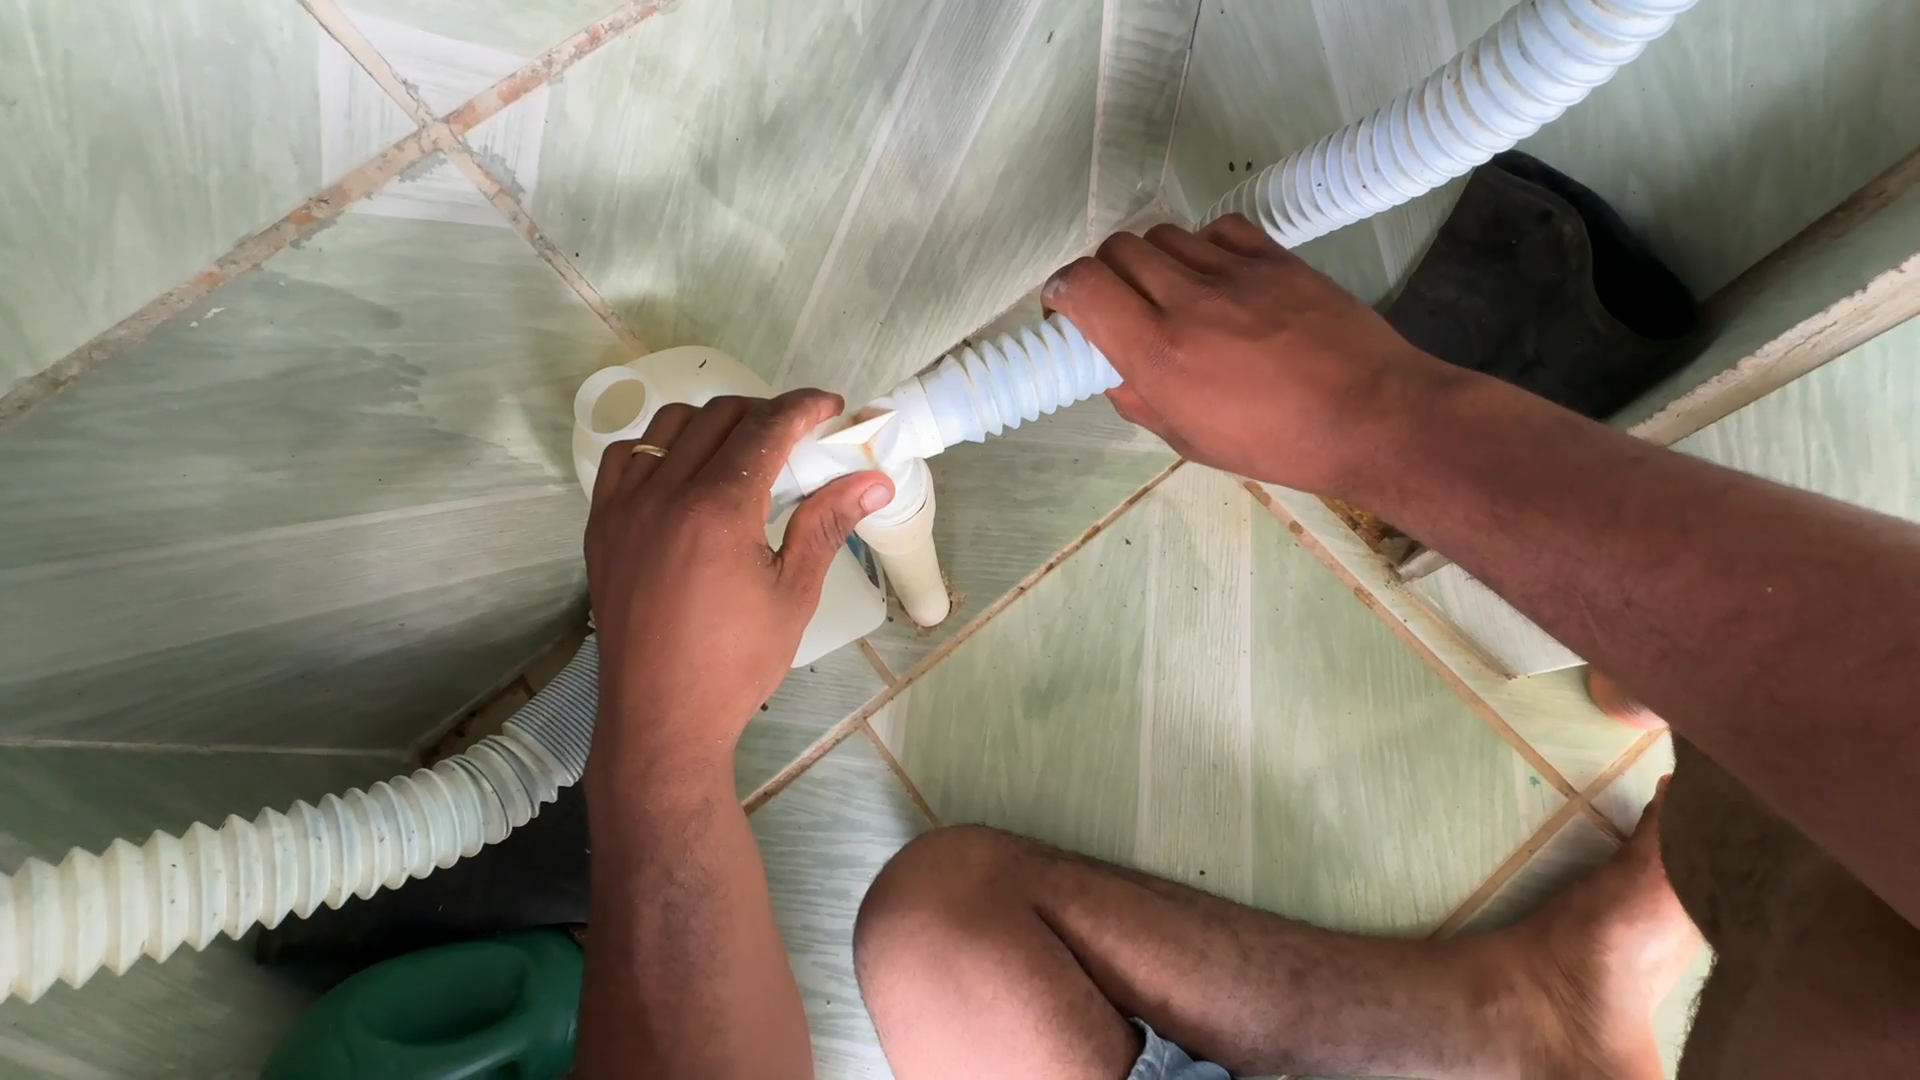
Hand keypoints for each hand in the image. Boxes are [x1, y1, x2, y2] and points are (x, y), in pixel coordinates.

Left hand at [582, 390, 892, 780]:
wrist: (661, 718)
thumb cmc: (737, 663)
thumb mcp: (794, 593)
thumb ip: (828, 525)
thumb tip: (875, 482)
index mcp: (719, 510)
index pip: (766, 429)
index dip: (803, 407)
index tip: (830, 406)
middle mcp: (665, 494)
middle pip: (720, 416)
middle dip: (766, 412)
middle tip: (798, 435)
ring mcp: (625, 507)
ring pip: (669, 426)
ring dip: (713, 423)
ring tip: (743, 450)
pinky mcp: (602, 526)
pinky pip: (626, 457)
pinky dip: (661, 447)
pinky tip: (684, 473)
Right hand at [1043, 214, 1462, 496]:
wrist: (1369, 417)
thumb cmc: (1272, 444)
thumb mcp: (1187, 440)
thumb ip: (1138, 400)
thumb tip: (1113, 371)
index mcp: (1159, 355)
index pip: (1085, 287)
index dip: (1060, 290)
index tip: (1062, 308)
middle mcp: (1187, 302)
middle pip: (1117, 250)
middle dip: (1100, 274)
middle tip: (1112, 303)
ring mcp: (1234, 272)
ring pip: (1162, 235)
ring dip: (1148, 260)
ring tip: (1166, 292)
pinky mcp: (1275, 256)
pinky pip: (1216, 229)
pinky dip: (1198, 246)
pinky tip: (1212, 276)